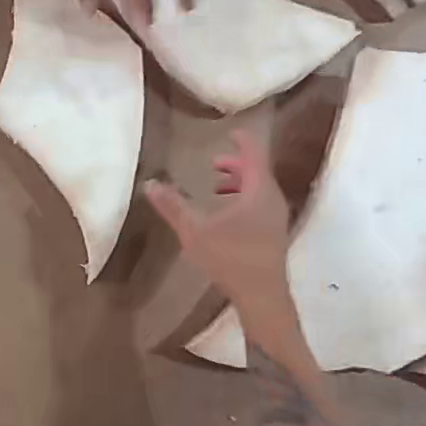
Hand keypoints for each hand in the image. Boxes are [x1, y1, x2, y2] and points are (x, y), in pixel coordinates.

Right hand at [144, 129, 292, 311]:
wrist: (261, 294)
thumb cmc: (230, 257)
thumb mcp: (194, 230)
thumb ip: (173, 206)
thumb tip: (150, 184)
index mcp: (258, 190)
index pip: (253, 154)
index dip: (242, 141)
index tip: (232, 131)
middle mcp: (272, 199)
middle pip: (257, 171)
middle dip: (235, 165)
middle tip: (213, 164)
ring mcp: (275, 218)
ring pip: (259, 190)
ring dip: (238, 184)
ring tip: (216, 188)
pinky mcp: (273, 234)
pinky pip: (259, 205)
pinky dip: (243, 199)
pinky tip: (224, 217)